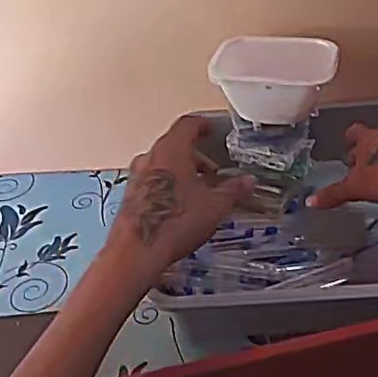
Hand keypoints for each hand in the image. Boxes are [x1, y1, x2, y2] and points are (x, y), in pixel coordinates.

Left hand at [104, 116, 254, 277]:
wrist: (137, 251)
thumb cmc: (173, 222)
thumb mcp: (215, 206)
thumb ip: (234, 190)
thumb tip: (247, 183)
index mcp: (171, 150)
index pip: (187, 125)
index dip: (202, 125)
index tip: (209, 128)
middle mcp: (150, 158)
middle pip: (173, 145)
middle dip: (195, 155)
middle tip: (210, 168)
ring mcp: (137, 178)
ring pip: (162, 164)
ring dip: (180, 171)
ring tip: (198, 190)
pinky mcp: (131, 197)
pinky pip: (152, 183)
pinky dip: (167, 187)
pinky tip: (180, 206)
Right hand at [309, 124, 377, 209]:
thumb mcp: (356, 189)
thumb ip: (333, 194)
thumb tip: (309, 202)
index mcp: (368, 138)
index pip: (353, 131)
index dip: (346, 140)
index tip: (342, 150)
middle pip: (366, 143)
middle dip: (358, 155)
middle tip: (349, 171)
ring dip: (372, 165)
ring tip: (365, 182)